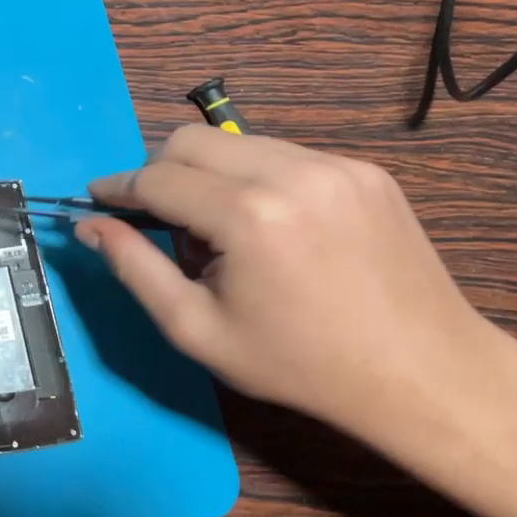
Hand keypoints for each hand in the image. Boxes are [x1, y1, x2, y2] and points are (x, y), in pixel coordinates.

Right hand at [76, 125, 513, 441]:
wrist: (428, 376)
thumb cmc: (299, 363)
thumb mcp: (196, 328)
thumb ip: (132, 267)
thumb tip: (88, 225)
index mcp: (248, 215)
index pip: (155, 177)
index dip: (118, 189)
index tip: (97, 201)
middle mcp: (292, 173)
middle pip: (188, 140)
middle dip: (158, 173)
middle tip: (158, 221)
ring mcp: (335, 166)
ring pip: (234, 141)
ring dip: (205, 172)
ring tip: (217, 228)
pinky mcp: (364, 171)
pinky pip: (281, 153)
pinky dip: (252, 177)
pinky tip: (267, 225)